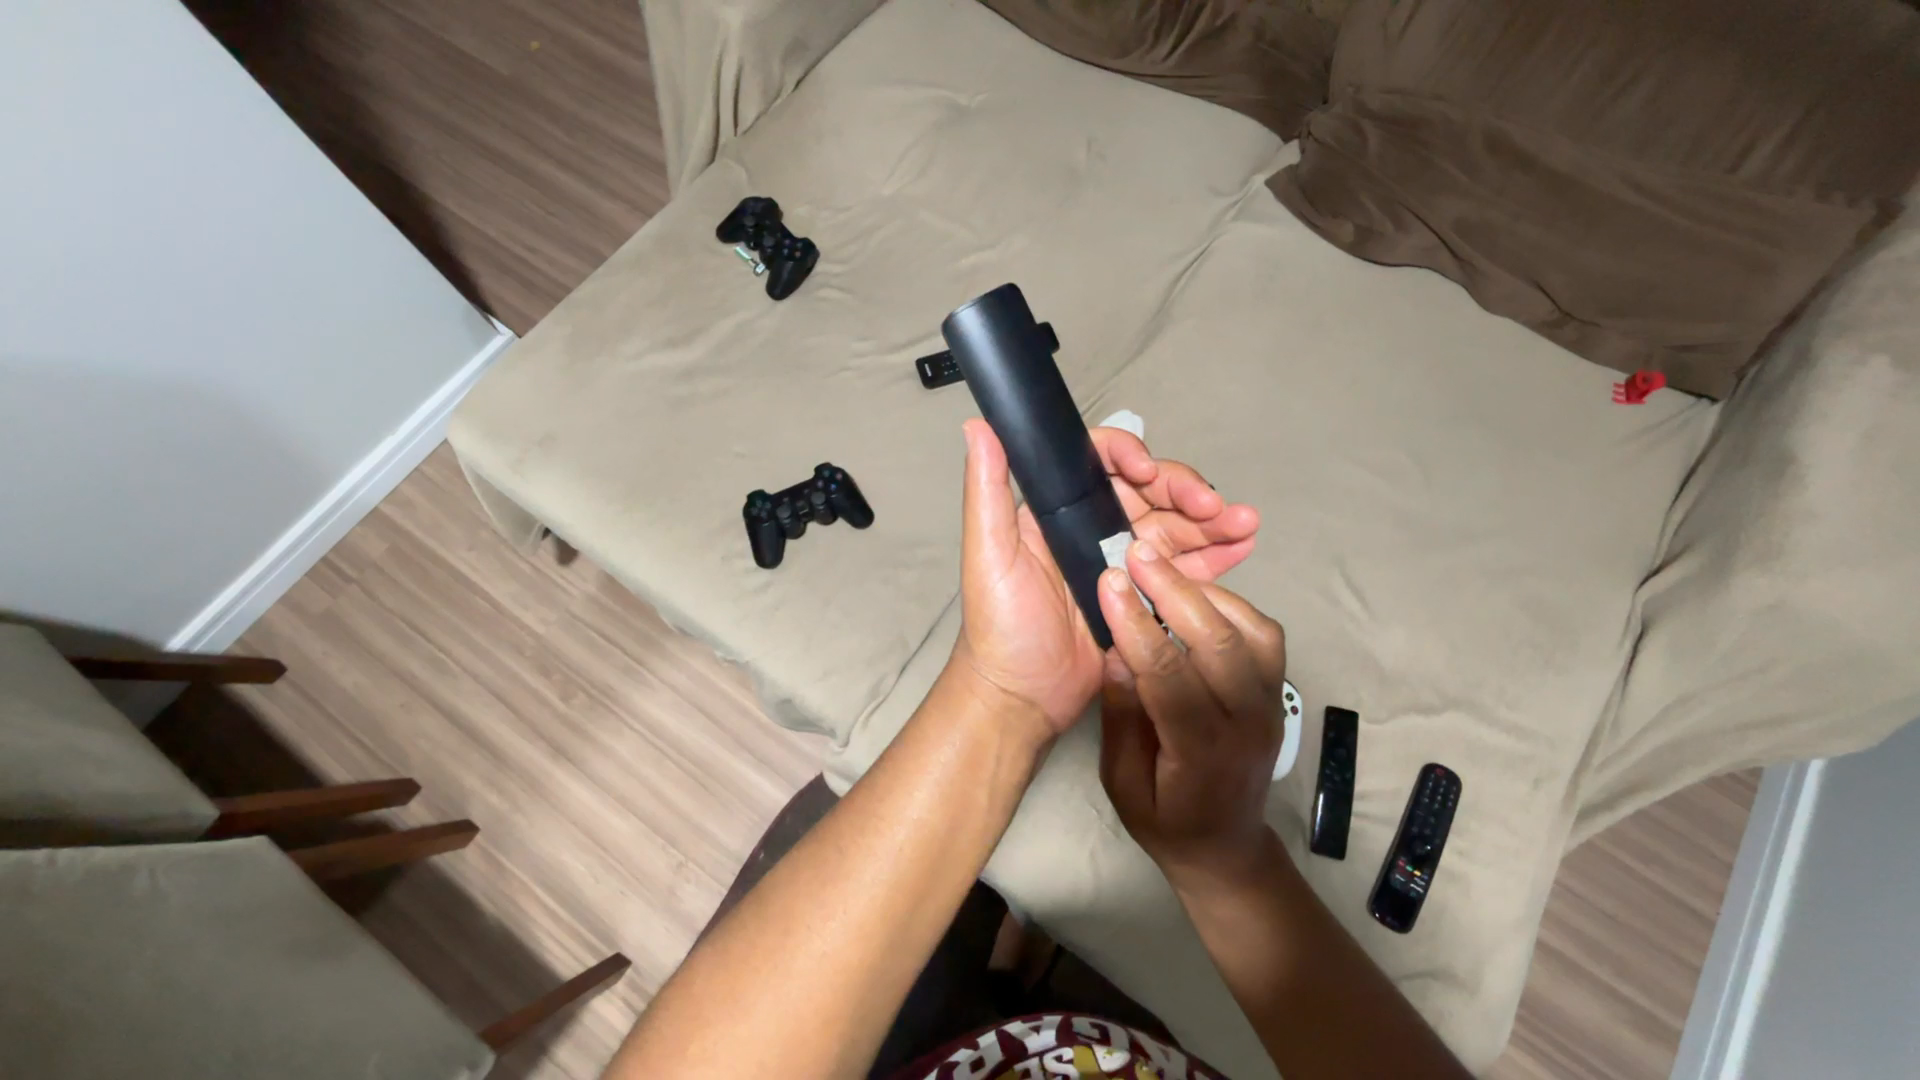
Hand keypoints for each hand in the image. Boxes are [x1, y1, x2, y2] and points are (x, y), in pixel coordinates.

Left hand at [953, 419, 1259, 738]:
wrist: (1022, 697)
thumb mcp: (988, 554)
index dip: (1128, 456)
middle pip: (1148, 493)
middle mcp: (1091, 530)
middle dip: (1185, 490)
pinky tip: (1241, 547)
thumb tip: (979, 427)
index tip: (1147, 471)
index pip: (1099, 465)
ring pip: (1174, 527)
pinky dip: (1213, 556)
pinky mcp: (1143, 599)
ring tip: (1245, 523)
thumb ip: (986, 490)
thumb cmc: (999, 626)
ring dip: (1211, 520)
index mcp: (1058, 513)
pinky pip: (1183, 570)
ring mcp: (1121, 566)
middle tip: (1215, 506)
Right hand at [1097, 540, 1288, 882]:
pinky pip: (1265, 635)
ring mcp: (1271, 705)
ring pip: (1251, 632)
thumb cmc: (1163, 819)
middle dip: (1175, 591)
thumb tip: (1117, 652)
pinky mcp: (1278, 692)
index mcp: (1202, 754)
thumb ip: (1122, 718)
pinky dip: (1232, 605)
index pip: (1171, 677)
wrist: (1225, 846)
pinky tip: (1197, 595)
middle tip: (1136, 552)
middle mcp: (1248, 724)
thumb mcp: (1122, 782)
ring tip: (1162, 567)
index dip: (1138, 625)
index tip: (1110, 582)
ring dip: (1205, 592)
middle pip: (1219, 644)